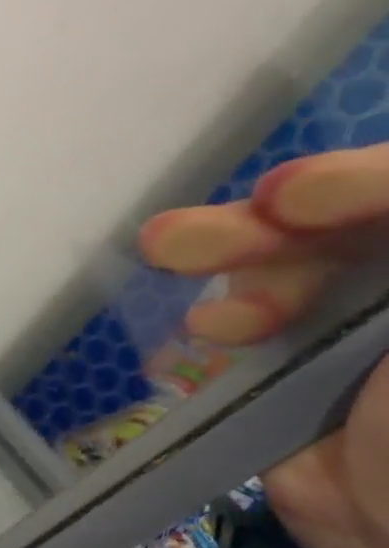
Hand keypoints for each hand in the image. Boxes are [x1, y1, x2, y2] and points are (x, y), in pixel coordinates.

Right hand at [140, 142, 388, 547]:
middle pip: (341, 221)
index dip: (355, 182)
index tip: (290, 200)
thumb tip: (338, 193)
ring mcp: (355, 324)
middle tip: (193, 242)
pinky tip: (204, 340)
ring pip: (283, 264)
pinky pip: (242, 320)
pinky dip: (213, 323)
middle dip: (266, 226)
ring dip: (230, 274)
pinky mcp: (291, 365)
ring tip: (202, 309)